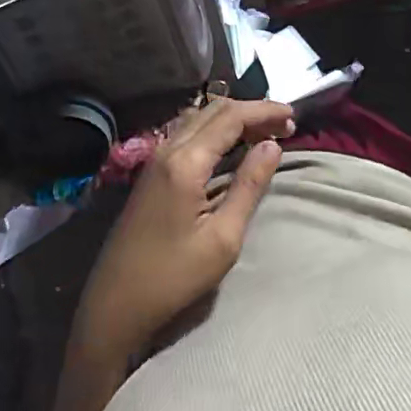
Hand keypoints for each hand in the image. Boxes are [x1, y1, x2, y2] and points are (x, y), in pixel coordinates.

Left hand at [68, 99, 292, 361]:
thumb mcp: (223, 239)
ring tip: (265, 132)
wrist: (116, 301)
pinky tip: (232, 144)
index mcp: (185, 162)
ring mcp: (156, 157)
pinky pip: (189, 132)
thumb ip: (249, 186)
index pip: (230, 117)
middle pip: (214, 110)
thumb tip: (272, 146)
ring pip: (200, 117)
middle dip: (252, 111)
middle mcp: (168, 148)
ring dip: (233, 118)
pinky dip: (216, 128)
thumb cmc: (174, 276)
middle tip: (285, 125)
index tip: (294, 116)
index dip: (264, 111)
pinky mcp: (153, 169)